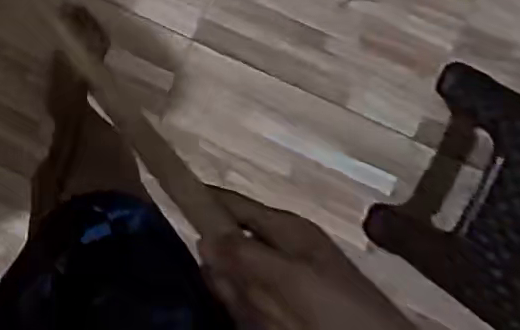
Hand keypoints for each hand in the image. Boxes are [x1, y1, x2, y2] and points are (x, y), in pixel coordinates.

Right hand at [200, 187, 413, 329]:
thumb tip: (201, 235)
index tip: (173, 202)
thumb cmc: (346, 314)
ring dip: (243, 304)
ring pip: (241, 288)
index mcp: (287, 230)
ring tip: (270, 320)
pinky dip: (254, 321)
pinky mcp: (288, 321)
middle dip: (227, 273)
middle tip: (232, 293)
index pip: (234, 205)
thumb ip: (246, 255)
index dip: (206, 202)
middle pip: (231, 251)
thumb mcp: (293, 278)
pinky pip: (256, 315)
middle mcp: (283, 255)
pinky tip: (269, 326)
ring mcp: (287, 292)